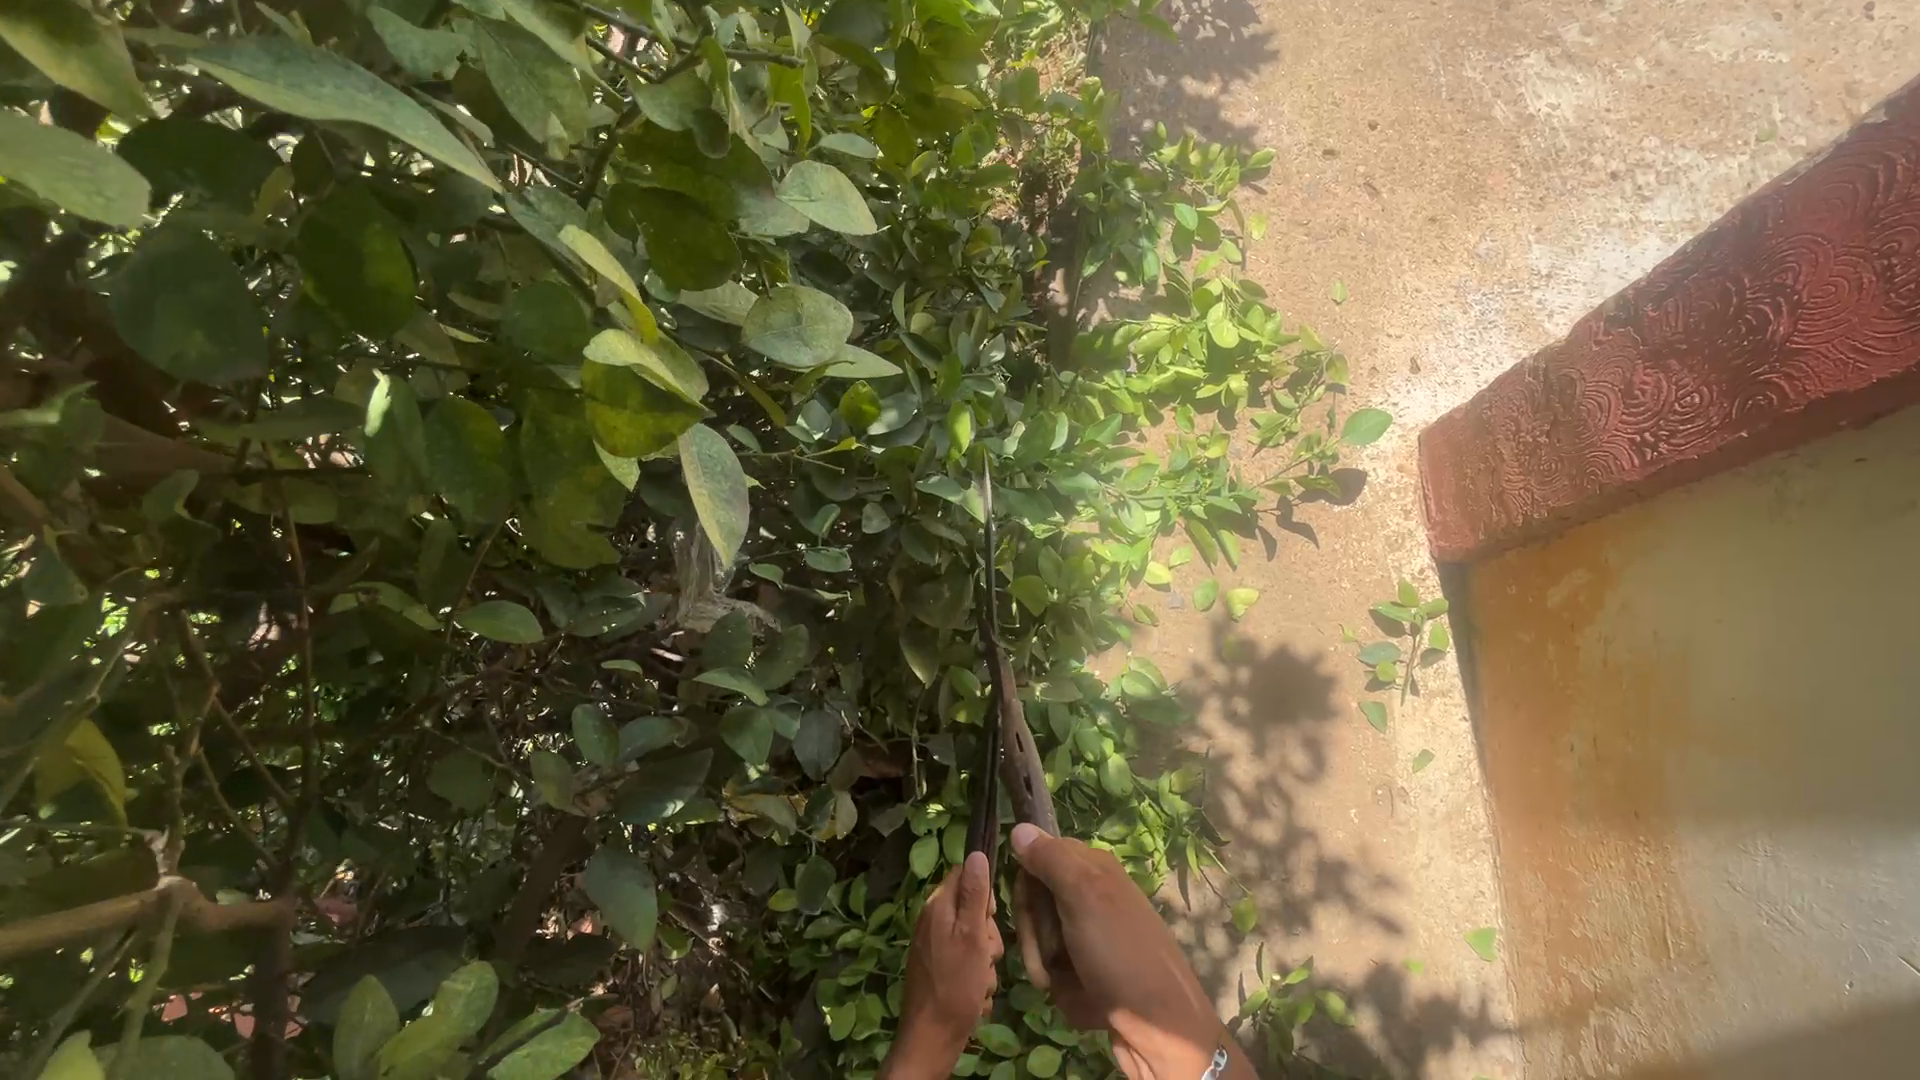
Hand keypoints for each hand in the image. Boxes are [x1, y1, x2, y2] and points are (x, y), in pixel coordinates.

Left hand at [879, 851, 1002, 1079]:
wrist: (931, 1039)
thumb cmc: (955, 985)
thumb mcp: (971, 936)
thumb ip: (974, 895)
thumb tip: (977, 852)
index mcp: (938, 906)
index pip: (964, 874)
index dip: (983, 892)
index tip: (991, 915)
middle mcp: (934, 921)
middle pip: (973, 910)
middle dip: (988, 935)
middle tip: (985, 955)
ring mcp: (936, 947)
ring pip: (975, 940)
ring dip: (985, 962)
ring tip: (979, 981)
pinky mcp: (940, 970)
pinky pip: (968, 963)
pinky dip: (975, 979)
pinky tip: (974, 995)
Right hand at [1010, 823, 1250, 1079]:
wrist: (1162, 1030)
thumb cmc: (1121, 956)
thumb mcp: (1083, 898)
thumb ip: (1050, 859)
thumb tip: (1020, 827)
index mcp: (1092, 867)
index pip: (1036, 859)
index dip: (1026, 889)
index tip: (1028, 915)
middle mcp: (1093, 894)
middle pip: (1037, 901)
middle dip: (1033, 933)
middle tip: (1045, 962)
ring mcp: (1093, 934)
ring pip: (1044, 938)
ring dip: (1046, 964)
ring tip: (1060, 985)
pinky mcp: (1094, 968)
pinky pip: (1061, 968)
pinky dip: (1064, 985)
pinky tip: (1081, 998)